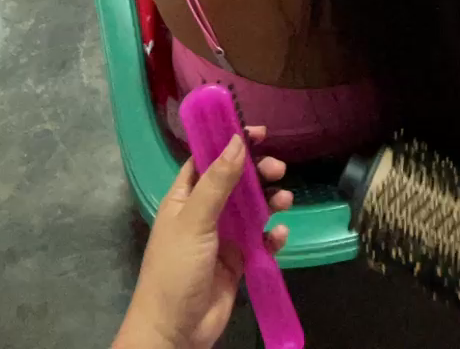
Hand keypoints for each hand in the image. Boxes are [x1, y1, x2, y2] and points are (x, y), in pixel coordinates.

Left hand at [114, 127, 292, 348]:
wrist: (174, 333)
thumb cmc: (175, 270)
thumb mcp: (194, 220)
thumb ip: (218, 181)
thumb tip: (237, 140)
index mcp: (185, 197)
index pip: (208, 158)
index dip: (230, 141)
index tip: (258, 132)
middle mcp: (205, 212)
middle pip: (236, 180)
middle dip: (258, 172)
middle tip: (277, 169)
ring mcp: (223, 236)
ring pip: (253, 207)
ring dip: (270, 200)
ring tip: (284, 200)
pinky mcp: (238, 260)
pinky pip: (261, 239)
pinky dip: (273, 234)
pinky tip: (279, 235)